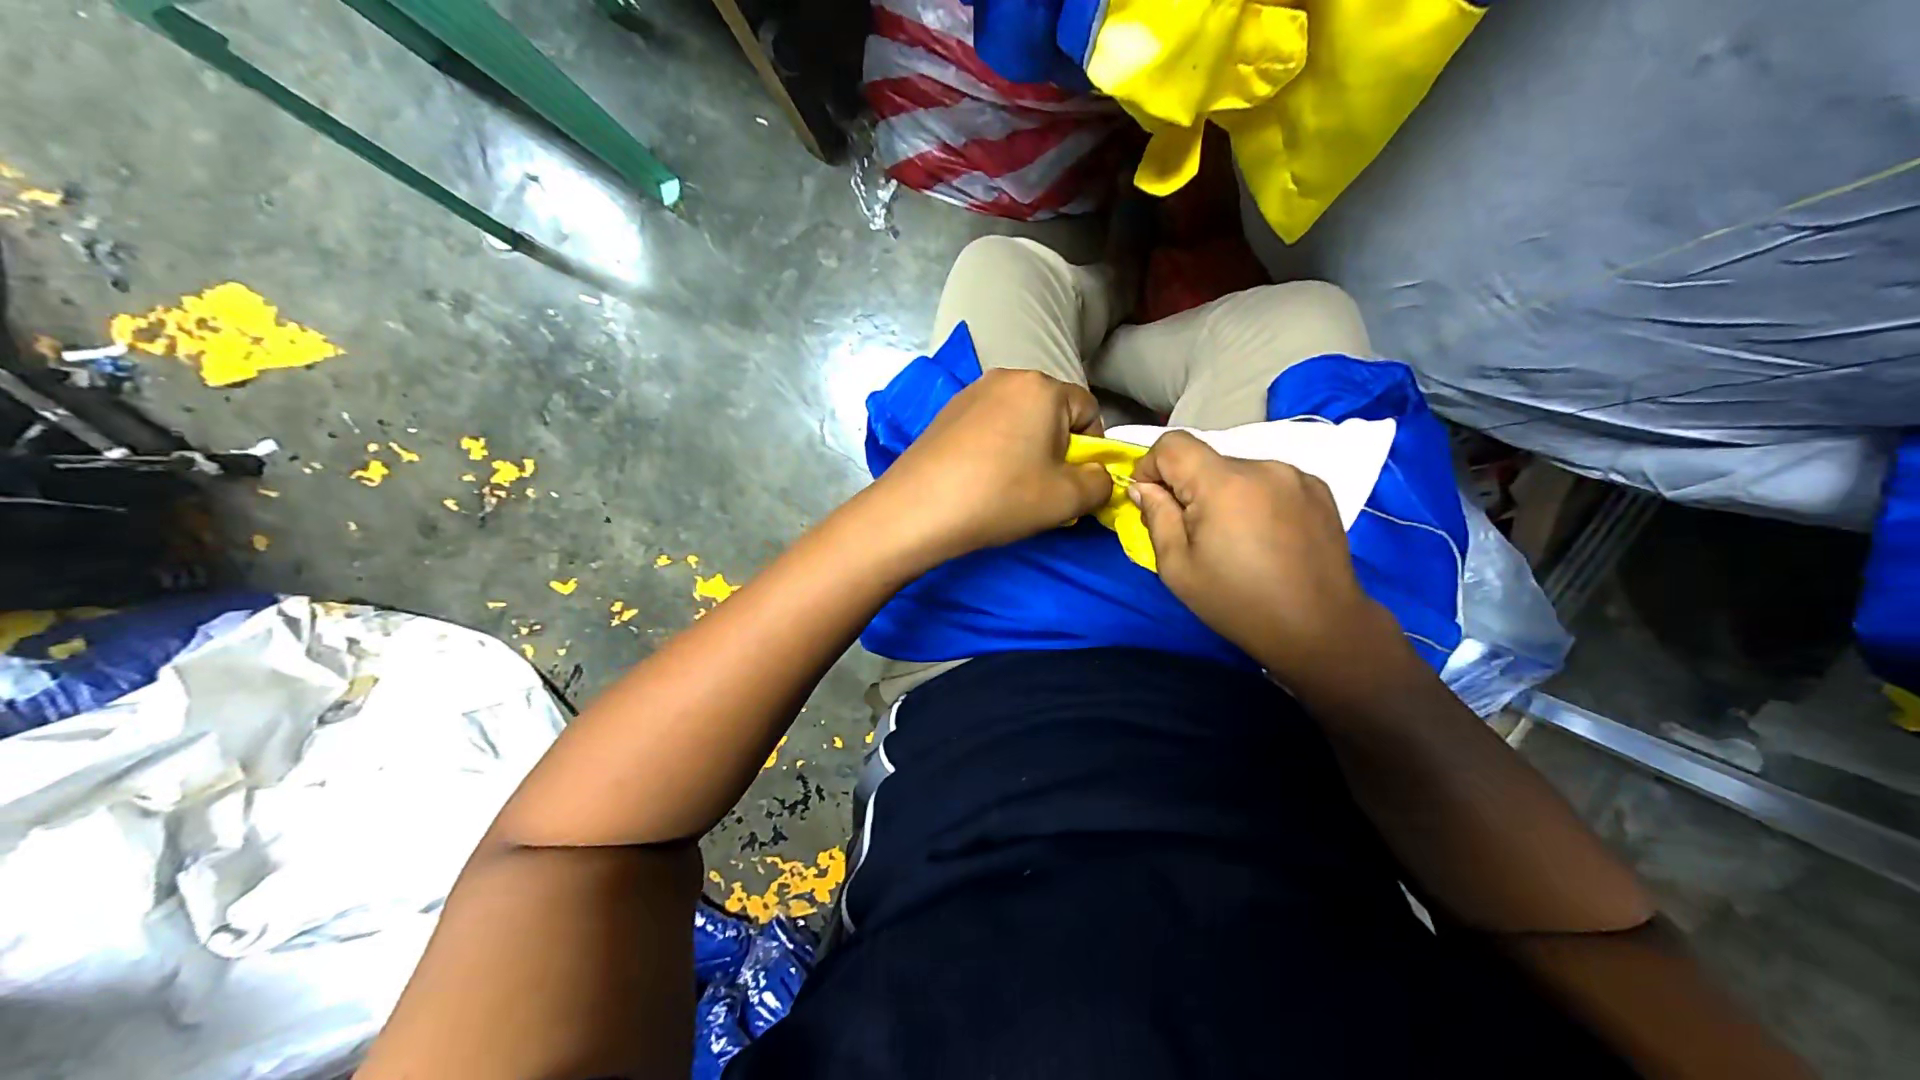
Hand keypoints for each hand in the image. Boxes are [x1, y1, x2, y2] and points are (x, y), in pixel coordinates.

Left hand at [867, 368, 1113, 564]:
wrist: (918, 509)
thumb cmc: (1001, 497)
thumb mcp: (1068, 499)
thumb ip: (1101, 483)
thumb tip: (1098, 475)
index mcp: (1042, 387)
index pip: (1089, 411)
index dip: (1091, 449)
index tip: (1074, 482)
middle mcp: (1007, 377)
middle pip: (1052, 412)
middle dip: (1057, 447)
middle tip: (1043, 488)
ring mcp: (971, 391)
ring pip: (1019, 419)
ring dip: (1026, 448)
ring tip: (1009, 486)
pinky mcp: (946, 412)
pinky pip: (989, 425)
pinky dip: (996, 448)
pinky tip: (981, 478)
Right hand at [1128, 431, 1402, 685]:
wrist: (1319, 628)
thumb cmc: (1238, 602)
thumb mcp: (1177, 567)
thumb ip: (1157, 517)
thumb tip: (1146, 488)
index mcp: (1223, 483)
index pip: (1172, 444)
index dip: (1152, 467)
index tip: (1154, 502)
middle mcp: (1262, 466)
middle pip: (1206, 460)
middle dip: (1190, 488)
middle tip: (1195, 533)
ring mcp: (1295, 475)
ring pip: (1238, 472)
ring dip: (1225, 495)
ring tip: (1236, 538)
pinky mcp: (1318, 489)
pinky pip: (1269, 482)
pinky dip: (1256, 500)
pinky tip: (1266, 537)